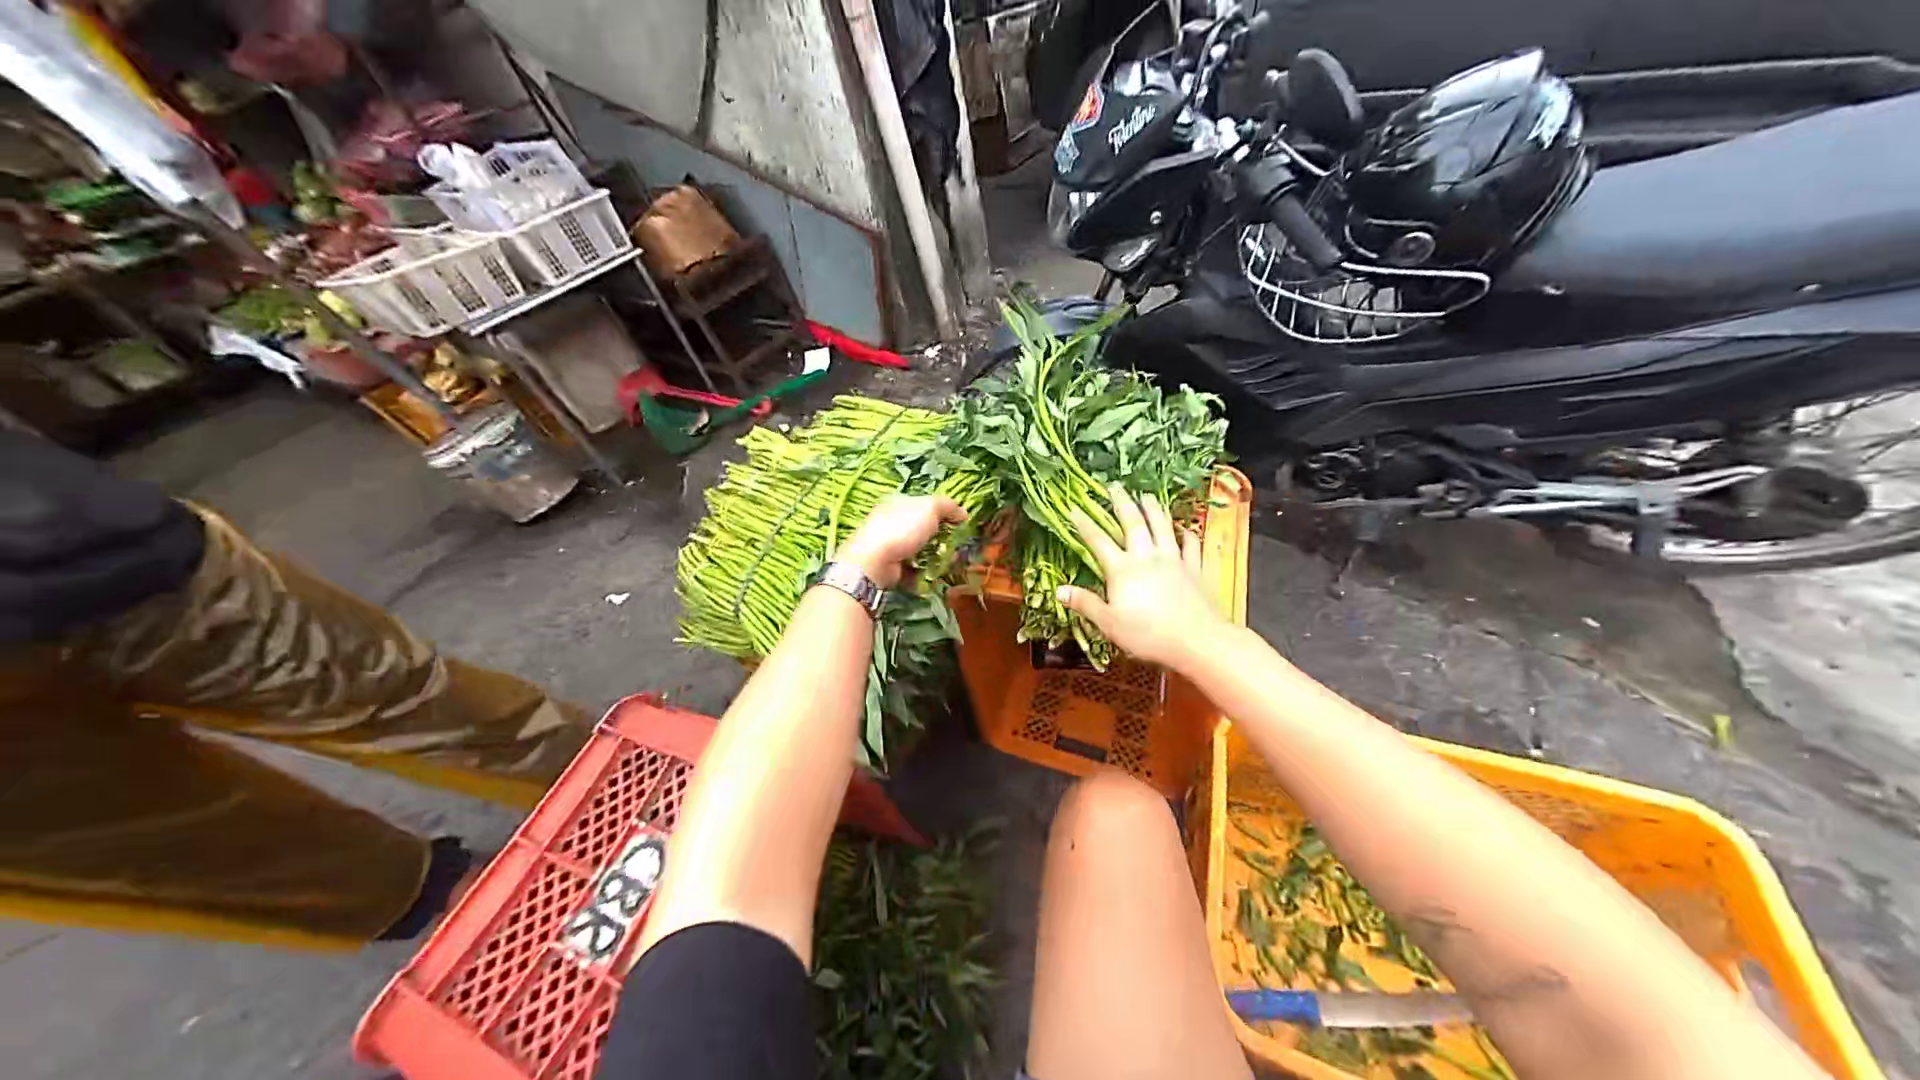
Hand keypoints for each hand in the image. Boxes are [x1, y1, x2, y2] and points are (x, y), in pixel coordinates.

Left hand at [835, 494, 968, 587]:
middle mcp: (892, 521)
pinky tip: (931, 574)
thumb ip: (948, 506)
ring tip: (947, 563)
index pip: (924, 504)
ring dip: (934, 557)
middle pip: (923, 528)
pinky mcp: (889, 566)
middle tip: (955, 546)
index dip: (943, 512)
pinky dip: (922, 572)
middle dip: (941, 538)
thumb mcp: (930, 508)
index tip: (959, 523)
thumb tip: (963, 513)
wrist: (874, 561)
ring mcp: (889, 545)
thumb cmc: (902, 528)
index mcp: (899, 502)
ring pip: (919, 550)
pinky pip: (912, 568)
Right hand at [1058, 485, 1227, 668]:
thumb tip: (1059, 590)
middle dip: (1121, 502)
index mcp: (1122, 569)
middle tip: (1114, 486)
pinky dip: (1187, 535)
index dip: (1084, 524)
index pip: (1098, 541)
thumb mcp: (1109, 623)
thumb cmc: (1149, 635)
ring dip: (1153, 509)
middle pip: (1132, 523)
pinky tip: (1186, 529)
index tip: (1073, 508)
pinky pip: (1191, 546)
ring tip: (1147, 495)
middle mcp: (1147, 557)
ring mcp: (1174, 560)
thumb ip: (1085, 603)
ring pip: (1162, 526)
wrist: (1197, 640)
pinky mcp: (1194, 570)